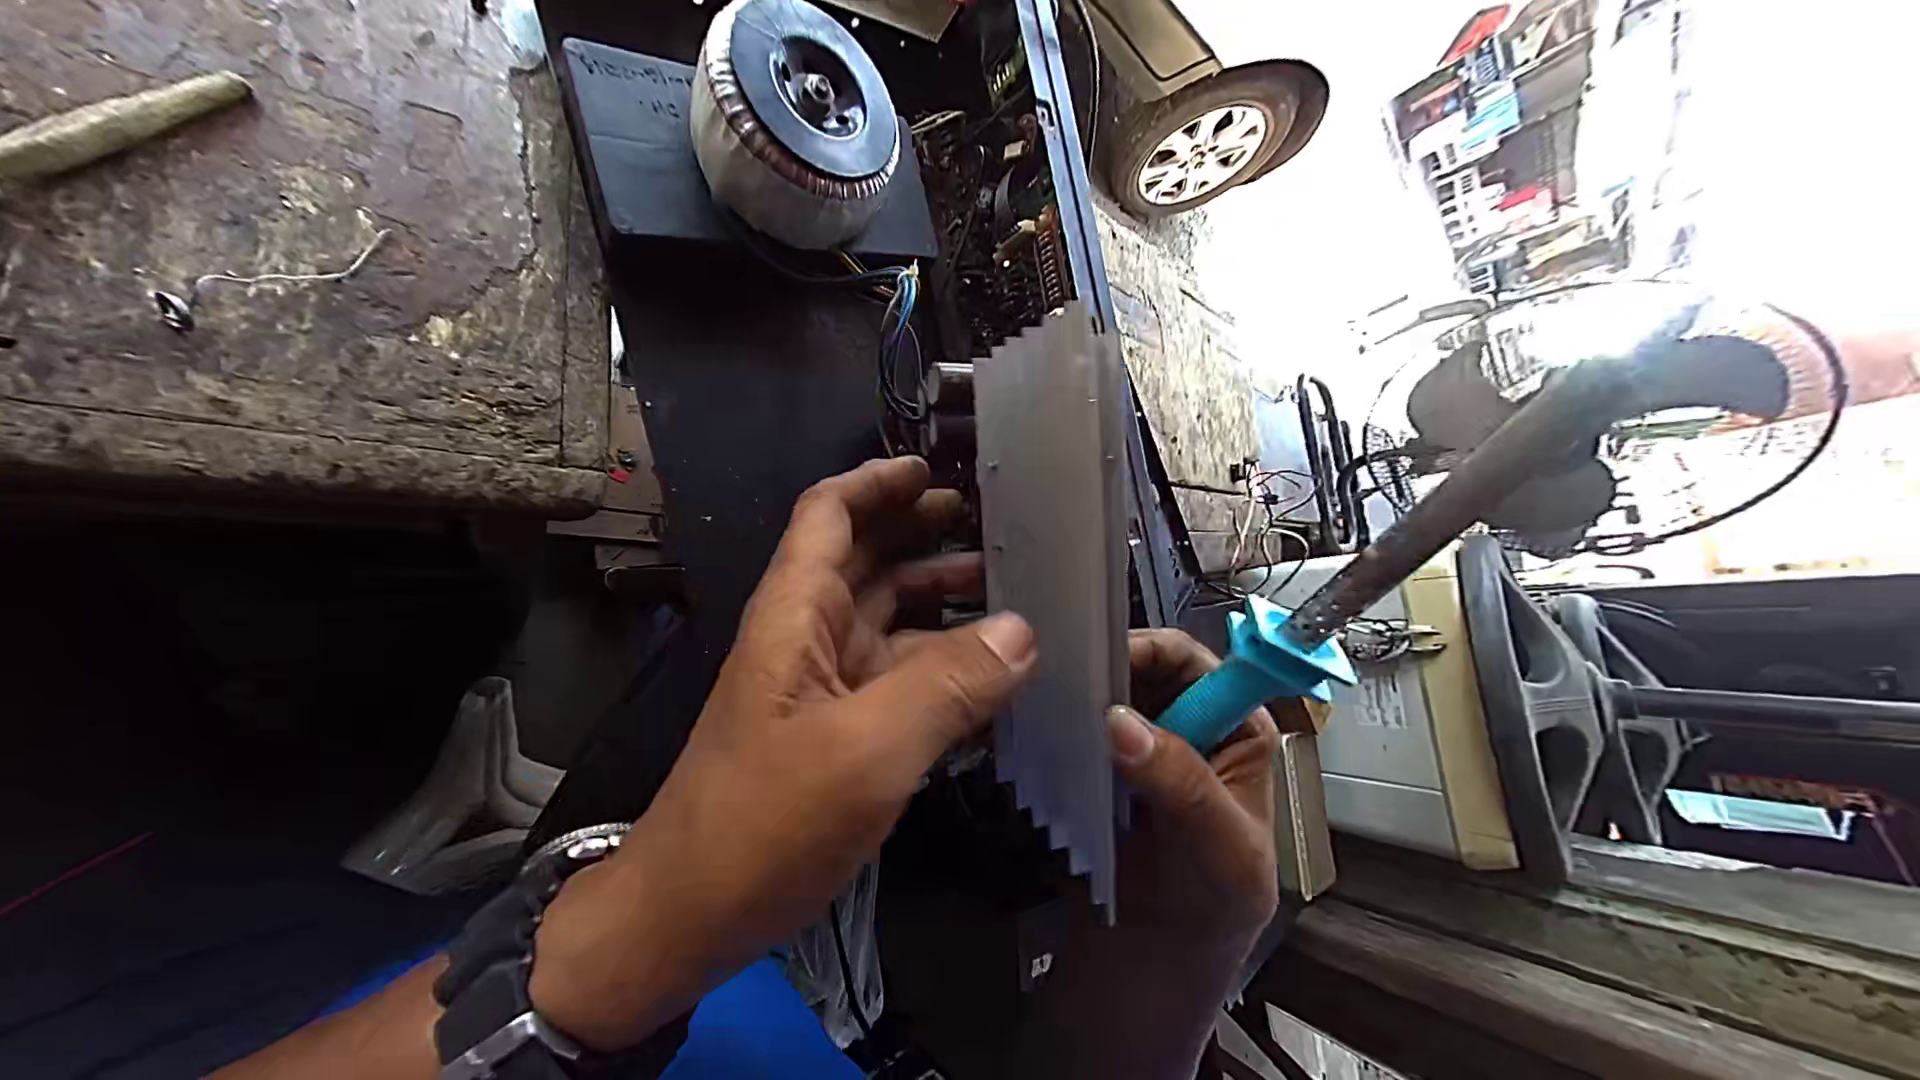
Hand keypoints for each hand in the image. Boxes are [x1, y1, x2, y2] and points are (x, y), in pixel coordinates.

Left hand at [530, 457, 1037, 1049]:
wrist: (692, 914)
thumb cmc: (764, 821)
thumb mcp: (865, 750)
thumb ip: (946, 685)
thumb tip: (1022, 632)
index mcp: (797, 612)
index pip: (828, 514)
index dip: (875, 482)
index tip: (931, 470)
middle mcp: (810, 634)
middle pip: (867, 559)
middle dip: (922, 533)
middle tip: (993, 525)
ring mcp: (828, 684)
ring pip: (890, 616)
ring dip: (941, 596)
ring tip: (1010, 588)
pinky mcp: (844, 729)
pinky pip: (902, 675)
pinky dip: (944, 661)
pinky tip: (994, 672)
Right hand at [1025, 630, 1278, 1079]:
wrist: (1152, 951)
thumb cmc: (1212, 903)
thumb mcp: (1221, 849)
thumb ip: (1183, 784)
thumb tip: (1121, 722)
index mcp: (1231, 724)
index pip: (1191, 660)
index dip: (1149, 650)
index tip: (1101, 660)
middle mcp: (1181, 719)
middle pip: (1136, 667)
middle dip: (1100, 669)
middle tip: (1059, 678)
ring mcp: (1132, 738)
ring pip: (1098, 692)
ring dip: (1071, 694)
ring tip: (1039, 700)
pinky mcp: (1093, 759)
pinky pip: (1070, 725)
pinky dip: (1053, 723)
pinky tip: (1033, 728)